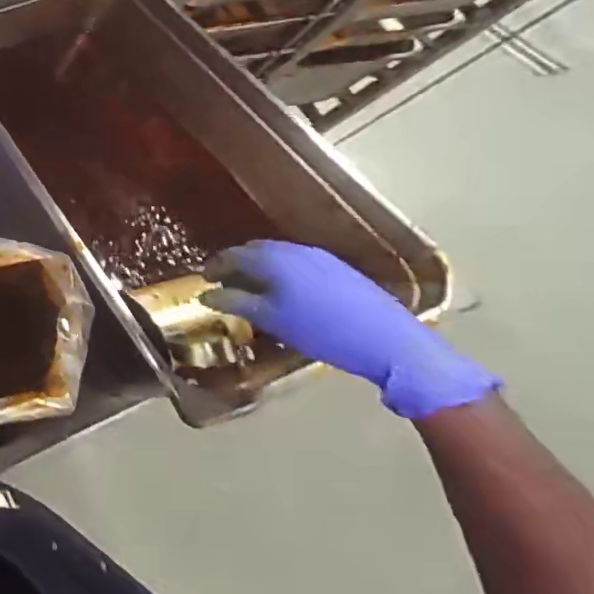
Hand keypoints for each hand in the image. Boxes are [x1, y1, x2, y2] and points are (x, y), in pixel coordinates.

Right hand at [200, 240, 499, 419]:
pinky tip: (284, 292)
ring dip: (260, 267)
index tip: (204, 279)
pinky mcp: (339, 270)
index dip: (215, 266)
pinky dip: (281, 272)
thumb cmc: (322, 331)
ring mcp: (321, 258)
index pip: (234, 255)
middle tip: (224, 283)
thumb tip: (206, 294)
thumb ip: (235, 302)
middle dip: (237, 264)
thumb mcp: (272, 320)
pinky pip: (298, 262)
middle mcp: (296, 250)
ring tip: (252, 288)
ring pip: (279, 256)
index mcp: (275, 259)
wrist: (389, 342)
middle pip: (256, 250)